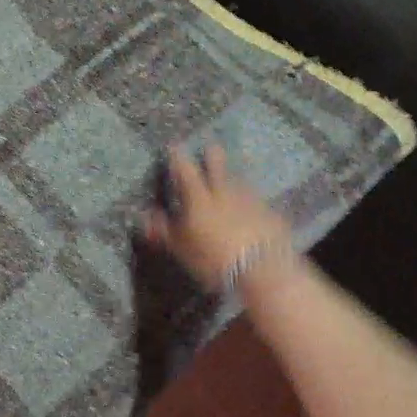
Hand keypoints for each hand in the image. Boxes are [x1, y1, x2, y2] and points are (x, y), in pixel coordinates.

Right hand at [141, 145, 294, 291]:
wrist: (265, 270)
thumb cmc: (214, 259)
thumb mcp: (181, 248)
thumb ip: (163, 230)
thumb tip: (143, 217)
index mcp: (198, 197)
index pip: (185, 169)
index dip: (177, 156)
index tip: (173, 145)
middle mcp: (224, 191)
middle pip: (218, 165)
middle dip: (212, 154)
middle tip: (210, 147)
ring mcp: (251, 200)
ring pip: (239, 180)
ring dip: (232, 177)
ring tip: (230, 178)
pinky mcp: (272, 213)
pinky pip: (258, 200)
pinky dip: (251, 200)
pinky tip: (252, 207)